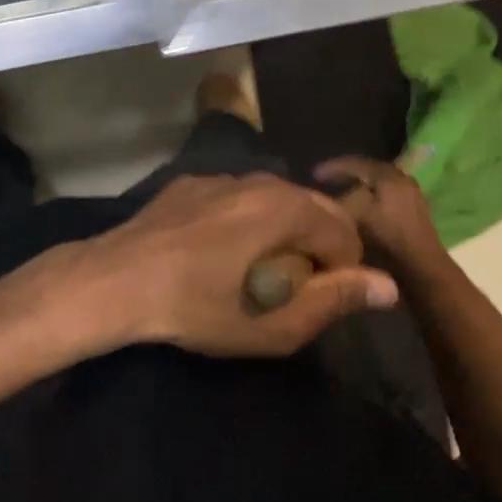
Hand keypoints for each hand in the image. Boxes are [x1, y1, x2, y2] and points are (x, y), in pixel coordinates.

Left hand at [37, 173, 398, 358]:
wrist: (114, 281)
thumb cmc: (195, 308)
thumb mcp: (270, 324)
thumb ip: (333, 301)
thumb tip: (387, 286)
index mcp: (285, 207)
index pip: (344, 233)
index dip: (343, 271)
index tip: (320, 301)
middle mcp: (256, 179)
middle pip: (311, 206)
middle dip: (317, 245)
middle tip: (297, 287)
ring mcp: (218, 177)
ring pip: (272, 198)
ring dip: (282, 229)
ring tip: (262, 269)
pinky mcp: (187, 184)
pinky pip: (234, 197)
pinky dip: (244, 218)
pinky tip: (220, 250)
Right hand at [313, 157, 444, 268]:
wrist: (421, 270)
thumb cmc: (385, 240)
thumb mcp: (353, 218)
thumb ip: (336, 202)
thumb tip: (322, 198)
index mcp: (388, 176)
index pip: (355, 162)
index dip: (331, 167)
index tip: (313, 174)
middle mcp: (403, 180)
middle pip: (369, 171)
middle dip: (346, 175)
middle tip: (325, 181)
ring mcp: (412, 195)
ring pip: (378, 185)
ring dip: (358, 188)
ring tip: (338, 194)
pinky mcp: (414, 212)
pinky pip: (385, 196)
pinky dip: (369, 199)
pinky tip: (357, 209)